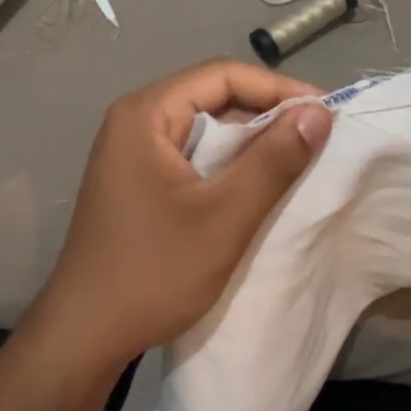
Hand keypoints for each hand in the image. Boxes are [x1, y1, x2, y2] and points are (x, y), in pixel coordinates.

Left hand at [0, 62, 333, 410]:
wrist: (85, 334)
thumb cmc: (154, 270)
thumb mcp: (224, 218)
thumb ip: (273, 161)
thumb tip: (318, 113)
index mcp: (145, 113)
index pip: (221, 75)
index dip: (277, 88)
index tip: (326, 112)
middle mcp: (134, 120)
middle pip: (211, 96)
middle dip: (266, 112)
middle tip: (319, 135)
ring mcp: (131, 151)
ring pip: (202, 127)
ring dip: (248, 140)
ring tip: (298, 158)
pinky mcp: (135, 180)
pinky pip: (190, 154)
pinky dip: (226, 163)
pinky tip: (256, 184)